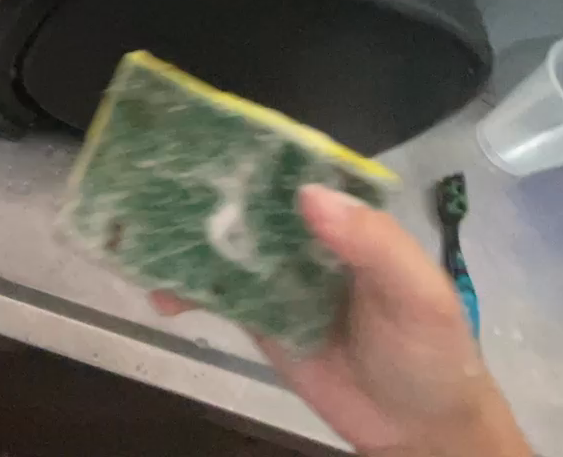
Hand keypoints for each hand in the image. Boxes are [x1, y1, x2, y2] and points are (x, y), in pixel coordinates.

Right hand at [155, 186, 528, 456]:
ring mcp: (270, 272)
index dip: (243, 150)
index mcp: (335, 212)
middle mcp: (296, 232)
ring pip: (216, 242)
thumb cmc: (428, 350)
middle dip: (193, 190)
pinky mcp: (252, 312)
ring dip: (177, 238)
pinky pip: (210, 292)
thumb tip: (307, 194)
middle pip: (239, 201)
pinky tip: (159, 296)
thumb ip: (373, 243)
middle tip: (145, 183)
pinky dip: (180, 288)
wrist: (416, 431)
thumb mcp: (418, 293)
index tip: (194, 135)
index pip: (284, 168)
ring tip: (135, 236)